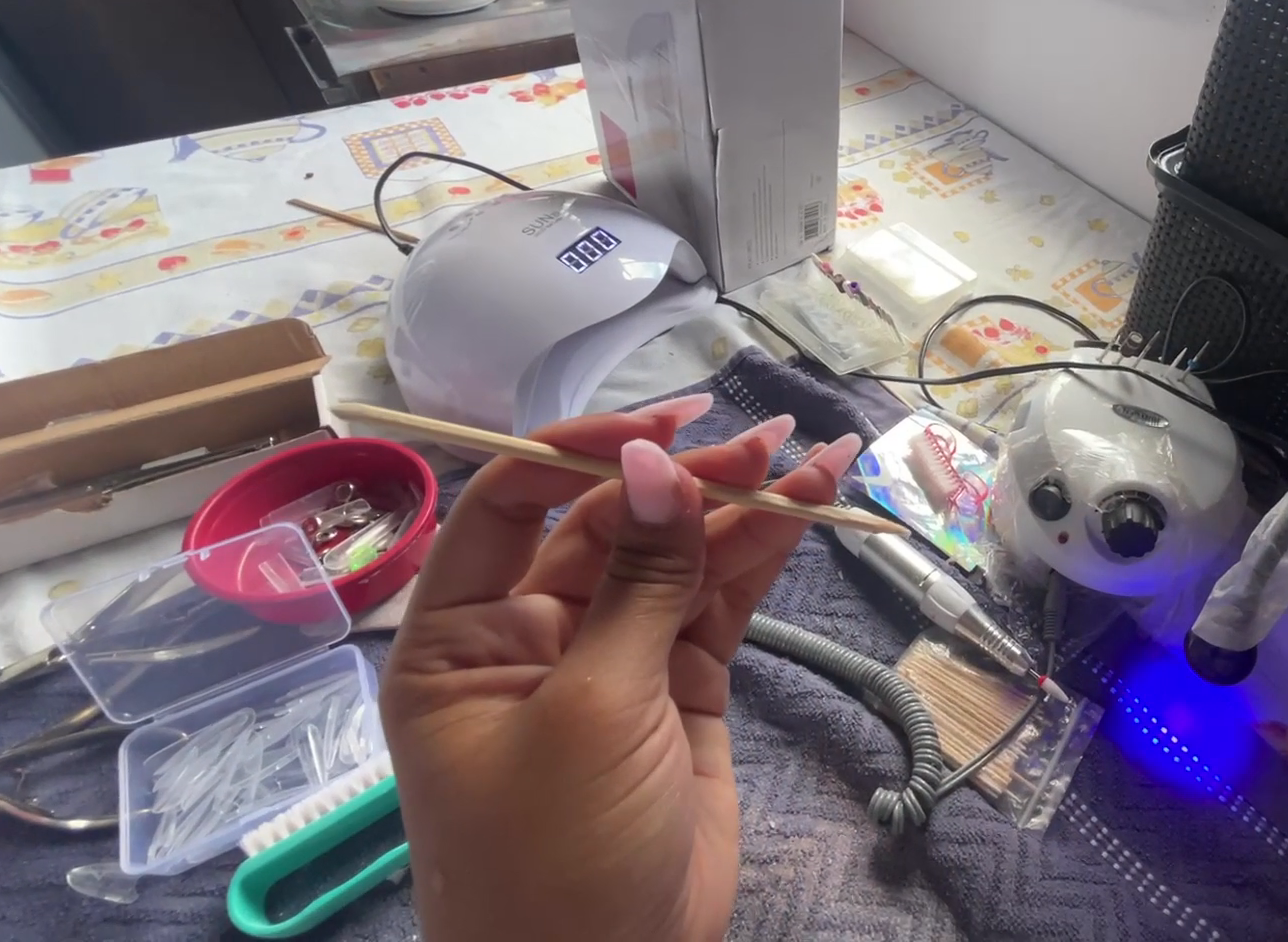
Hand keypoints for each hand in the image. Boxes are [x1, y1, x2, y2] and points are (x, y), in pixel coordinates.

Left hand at [380, 395, 862, 941]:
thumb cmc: (558, 857)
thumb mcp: (593, 708)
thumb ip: (636, 580)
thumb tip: (656, 461)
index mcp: (468, 631)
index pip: (515, 501)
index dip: (586, 450)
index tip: (667, 428)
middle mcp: (543, 625)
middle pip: (621, 521)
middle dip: (695, 479)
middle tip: (768, 443)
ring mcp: (623, 648)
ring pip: (687, 555)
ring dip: (751, 508)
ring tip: (819, 463)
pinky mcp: (686, 674)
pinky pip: (724, 597)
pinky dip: (766, 555)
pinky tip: (811, 512)